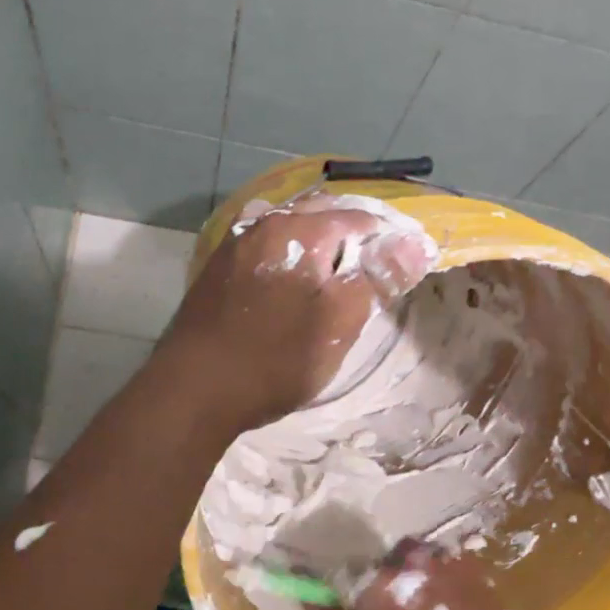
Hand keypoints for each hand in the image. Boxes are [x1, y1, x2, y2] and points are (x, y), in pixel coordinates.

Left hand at [154, 196, 435, 430]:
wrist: (192, 391)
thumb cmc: (275, 357)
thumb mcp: (339, 321)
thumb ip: (378, 276)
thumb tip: (416, 242)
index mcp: (297, 230)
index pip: (359, 218)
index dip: (389, 238)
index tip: (407, 265)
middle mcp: (262, 225)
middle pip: (320, 218)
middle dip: (352, 238)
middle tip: (376, 271)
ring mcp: (233, 248)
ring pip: (288, 234)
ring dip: (318, 249)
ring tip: (337, 279)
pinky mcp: (216, 276)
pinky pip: (264, 254)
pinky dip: (288, 263)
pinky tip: (292, 288)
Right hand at [341, 540, 534, 609]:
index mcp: (370, 588)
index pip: (344, 578)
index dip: (349, 593)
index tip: (355, 607)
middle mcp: (401, 564)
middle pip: (384, 562)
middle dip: (385, 578)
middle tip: (393, 604)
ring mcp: (439, 560)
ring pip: (417, 556)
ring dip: (417, 573)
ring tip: (426, 599)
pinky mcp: (471, 565)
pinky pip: (448, 563)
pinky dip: (446, 576)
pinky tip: (453, 598)